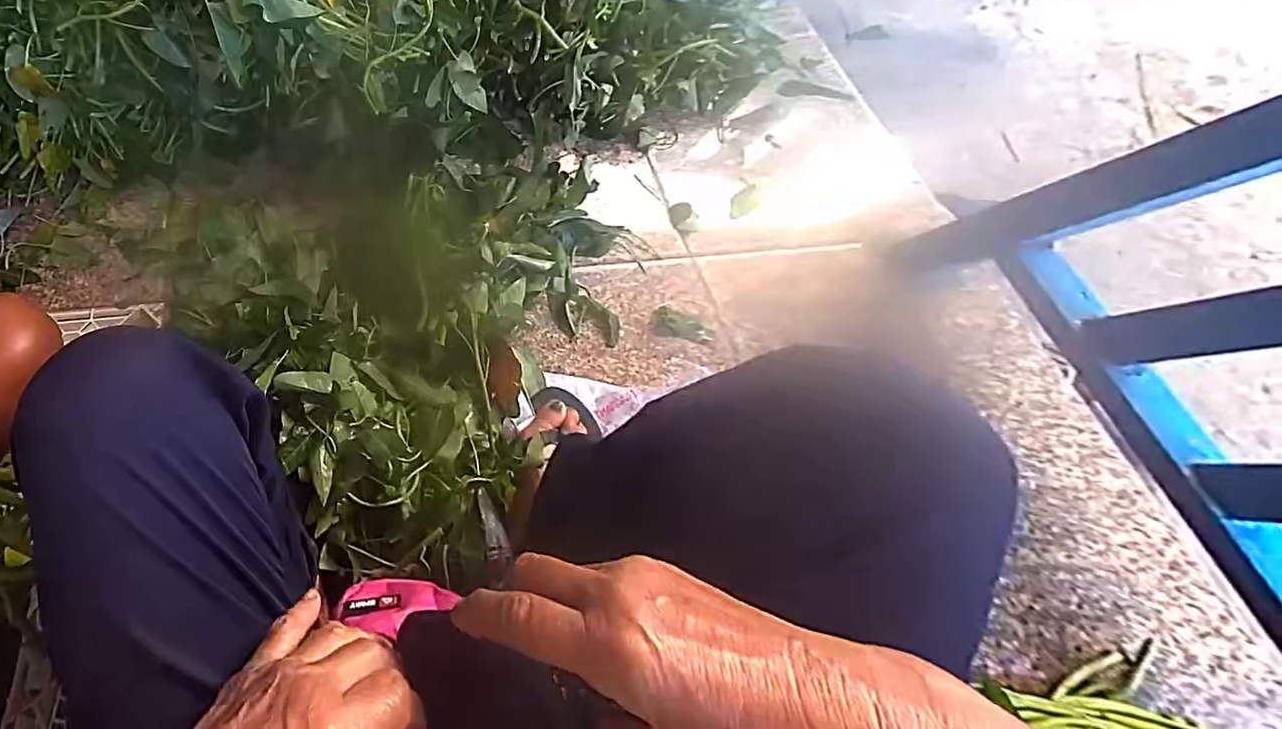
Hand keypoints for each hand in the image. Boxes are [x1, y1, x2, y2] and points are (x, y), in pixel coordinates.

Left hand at [196, 588, 424, 728]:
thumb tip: (395, 725)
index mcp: (331, 722)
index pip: (396, 692)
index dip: (413, 707)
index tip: (414, 721)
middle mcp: (310, 684)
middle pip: (372, 651)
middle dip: (393, 670)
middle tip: (398, 694)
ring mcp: (280, 668)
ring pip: (336, 630)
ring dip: (360, 641)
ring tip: (372, 659)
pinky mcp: (254, 667)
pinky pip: (285, 626)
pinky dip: (304, 610)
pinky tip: (316, 600)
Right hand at [452, 554, 1018, 728]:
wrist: (822, 696)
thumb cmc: (730, 726)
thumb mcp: (650, 723)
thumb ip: (597, 698)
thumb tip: (569, 686)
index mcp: (608, 643)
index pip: (519, 614)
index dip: (480, 614)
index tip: (460, 616)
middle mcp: (613, 591)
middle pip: (532, 569)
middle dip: (508, 590)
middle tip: (504, 623)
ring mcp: (639, 572)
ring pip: (568, 569)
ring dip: (553, 595)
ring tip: (568, 638)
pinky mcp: (664, 569)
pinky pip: (604, 574)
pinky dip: (589, 594)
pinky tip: (619, 632)